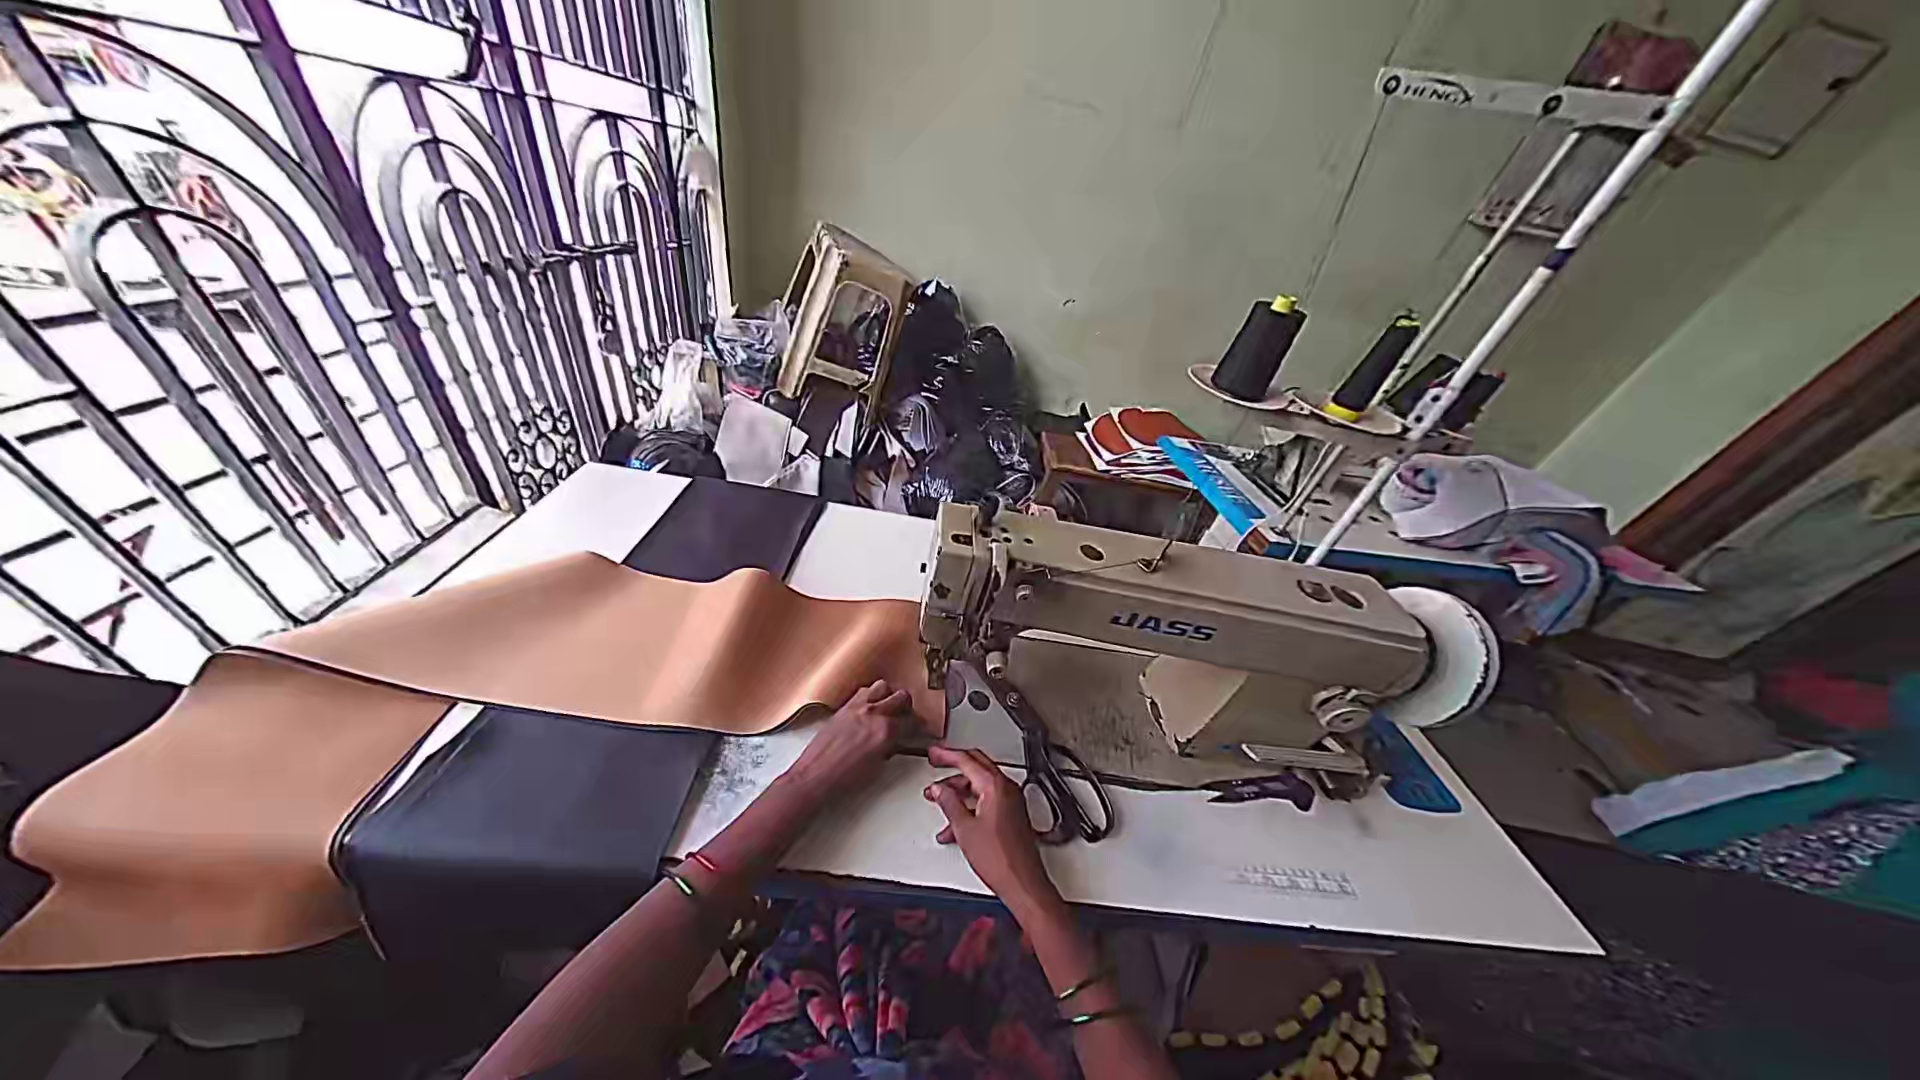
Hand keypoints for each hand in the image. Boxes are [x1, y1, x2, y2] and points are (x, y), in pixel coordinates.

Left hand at [780, 680, 919, 802]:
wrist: (815, 776)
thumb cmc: (842, 778)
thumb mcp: (878, 766)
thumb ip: (891, 747)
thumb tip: (897, 741)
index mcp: (885, 731)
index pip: (912, 721)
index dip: (920, 726)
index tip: (920, 728)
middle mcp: (873, 714)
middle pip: (902, 696)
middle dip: (908, 706)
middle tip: (908, 715)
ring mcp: (857, 707)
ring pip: (883, 686)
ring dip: (888, 695)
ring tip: (888, 706)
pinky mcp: (844, 707)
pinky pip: (863, 692)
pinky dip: (870, 696)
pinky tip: (869, 708)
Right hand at [923, 746, 1060, 916]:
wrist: (1022, 883)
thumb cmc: (1001, 859)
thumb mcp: (964, 828)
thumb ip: (949, 803)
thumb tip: (939, 789)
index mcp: (995, 786)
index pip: (967, 760)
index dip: (947, 755)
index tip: (934, 753)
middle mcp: (1007, 789)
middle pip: (976, 766)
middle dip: (954, 766)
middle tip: (937, 763)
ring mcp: (1012, 801)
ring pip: (981, 785)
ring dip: (960, 790)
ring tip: (940, 799)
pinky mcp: (1012, 814)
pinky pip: (988, 799)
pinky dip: (971, 804)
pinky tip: (955, 821)